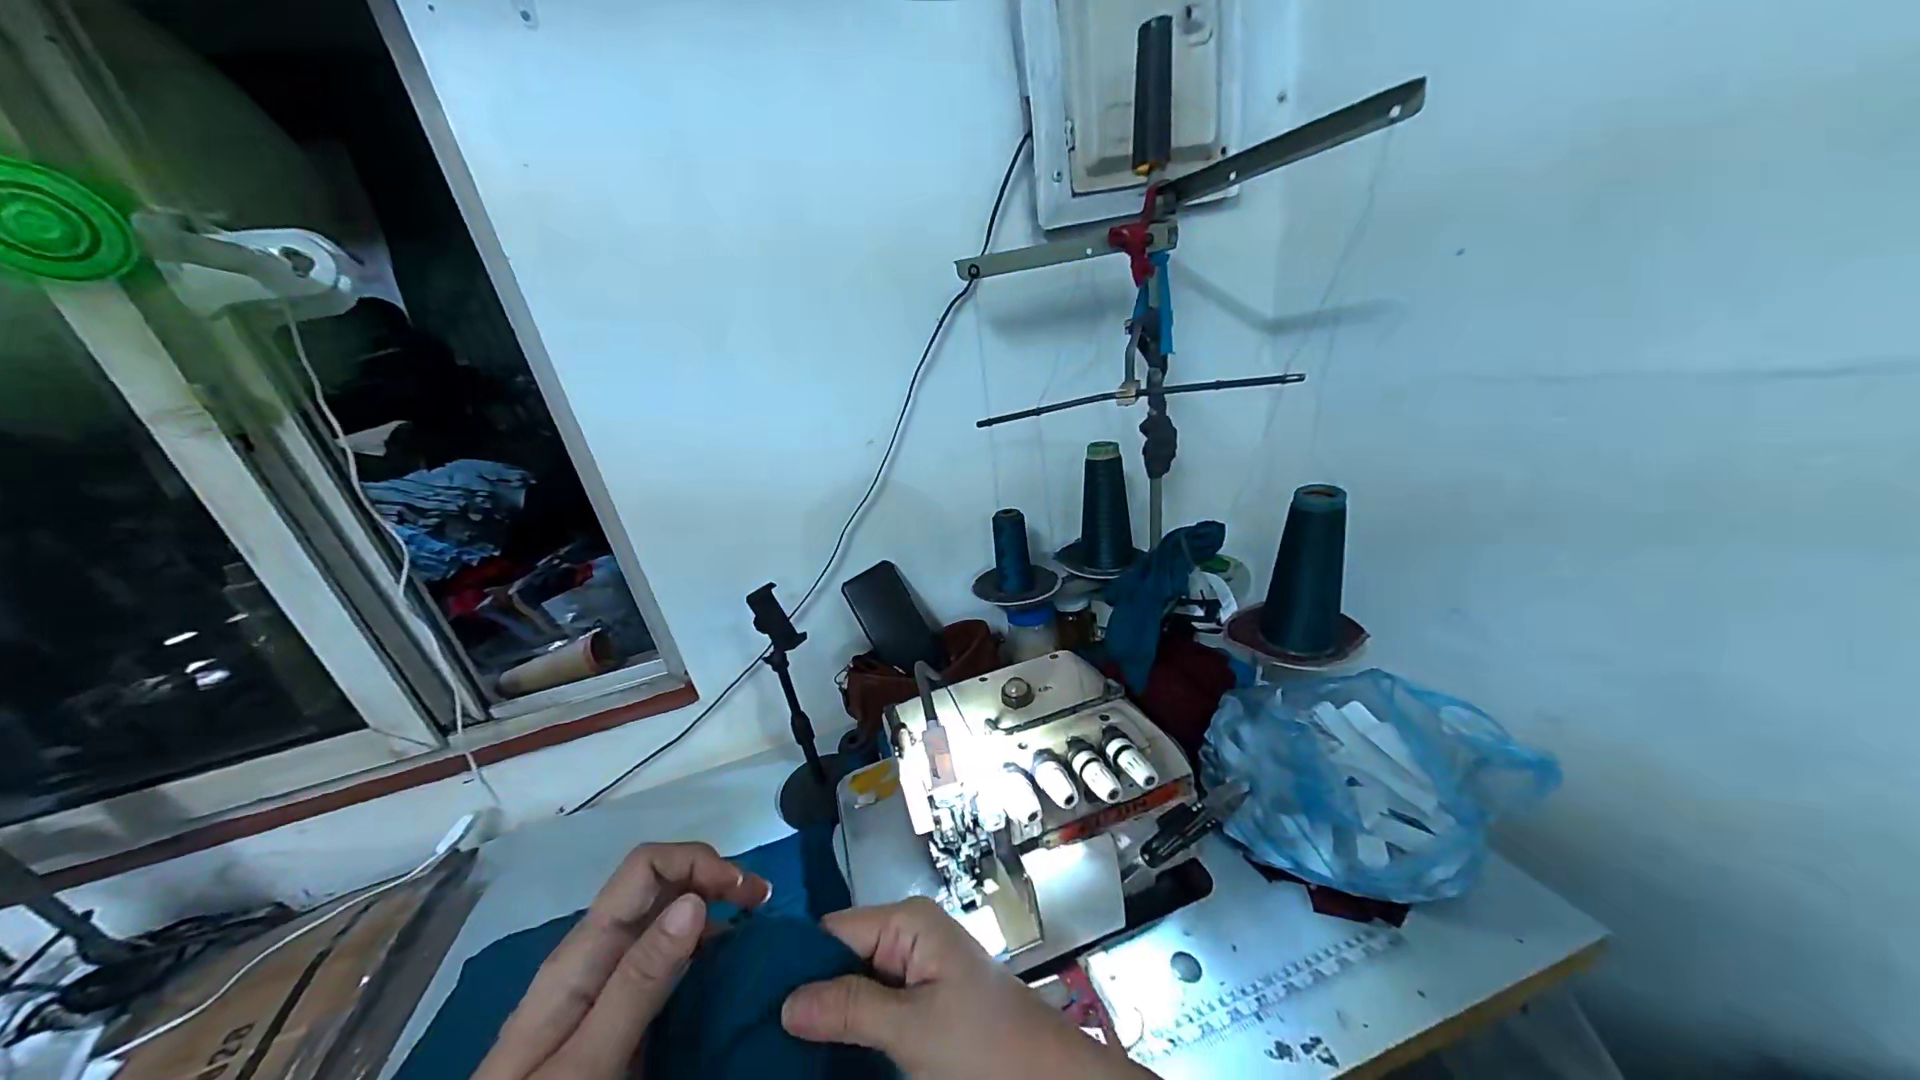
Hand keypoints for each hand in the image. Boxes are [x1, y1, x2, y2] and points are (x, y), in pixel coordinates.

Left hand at [474, 842, 770, 1079]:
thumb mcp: (586, 1063)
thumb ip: (638, 983)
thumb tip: (695, 901)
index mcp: (583, 953)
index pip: (645, 866)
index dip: (699, 862)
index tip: (746, 893)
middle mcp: (595, 953)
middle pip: (660, 882)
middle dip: (715, 879)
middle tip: (763, 906)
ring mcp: (603, 981)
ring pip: (666, 917)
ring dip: (715, 910)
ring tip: (756, 935)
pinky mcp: (614, 1010)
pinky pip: (665, 957)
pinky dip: (703, 947)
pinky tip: (726, 969)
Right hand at [781, 897, 1150, 1079]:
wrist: (1047, 1077)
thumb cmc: (985, 1045)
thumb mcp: (914, 1028)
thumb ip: (851, 1009)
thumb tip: (786, 1001)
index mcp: (907, 922)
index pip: (833, 930)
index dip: (796, 964)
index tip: (752, 1002)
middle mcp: (907, 934)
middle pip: (839, 955)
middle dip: (808, 992)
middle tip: (758, 1030)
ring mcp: (913, 967)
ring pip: (852, 984)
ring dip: (826, 1014)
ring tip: (775, 1043)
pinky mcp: (919, 999)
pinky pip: (872, 1004)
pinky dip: (849, 1026)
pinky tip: (817, 1050)